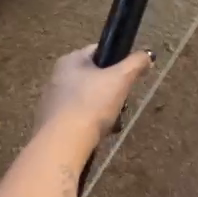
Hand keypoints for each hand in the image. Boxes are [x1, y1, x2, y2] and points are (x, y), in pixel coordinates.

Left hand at [34, 45, 152, 158]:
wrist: (63, 144)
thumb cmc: (92, 104)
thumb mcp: (122, 78)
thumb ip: (136, 63)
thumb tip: (147, 55)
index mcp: (70, 60)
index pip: (98, 52)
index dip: (117, 61)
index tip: (128, 77)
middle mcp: (57, 77)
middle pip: (94, 78)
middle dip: (112, 91)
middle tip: (122, 103)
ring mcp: (51, 102)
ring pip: (87, 100)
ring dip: (103, 110)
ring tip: (113, 123)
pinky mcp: (50, 124)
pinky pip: (77, 118)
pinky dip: (89, 124)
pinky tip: (98, 135)